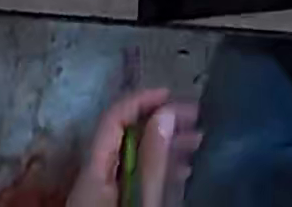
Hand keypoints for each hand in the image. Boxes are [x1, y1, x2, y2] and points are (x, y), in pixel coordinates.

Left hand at [66, 88, 201, 206]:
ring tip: (199, 144)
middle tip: (197, 121)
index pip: (113, 119)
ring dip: (165, 146)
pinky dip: (159, 170)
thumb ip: (152, 162)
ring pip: (132, 159)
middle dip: (161, 122)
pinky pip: (133, 180)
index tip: (175, 96)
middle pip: (124, 136)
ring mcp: (101, 200)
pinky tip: (184, 172)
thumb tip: (165, 113)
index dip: (142, 100)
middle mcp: (93, 181)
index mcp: (92, 174)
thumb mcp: (142, 206)